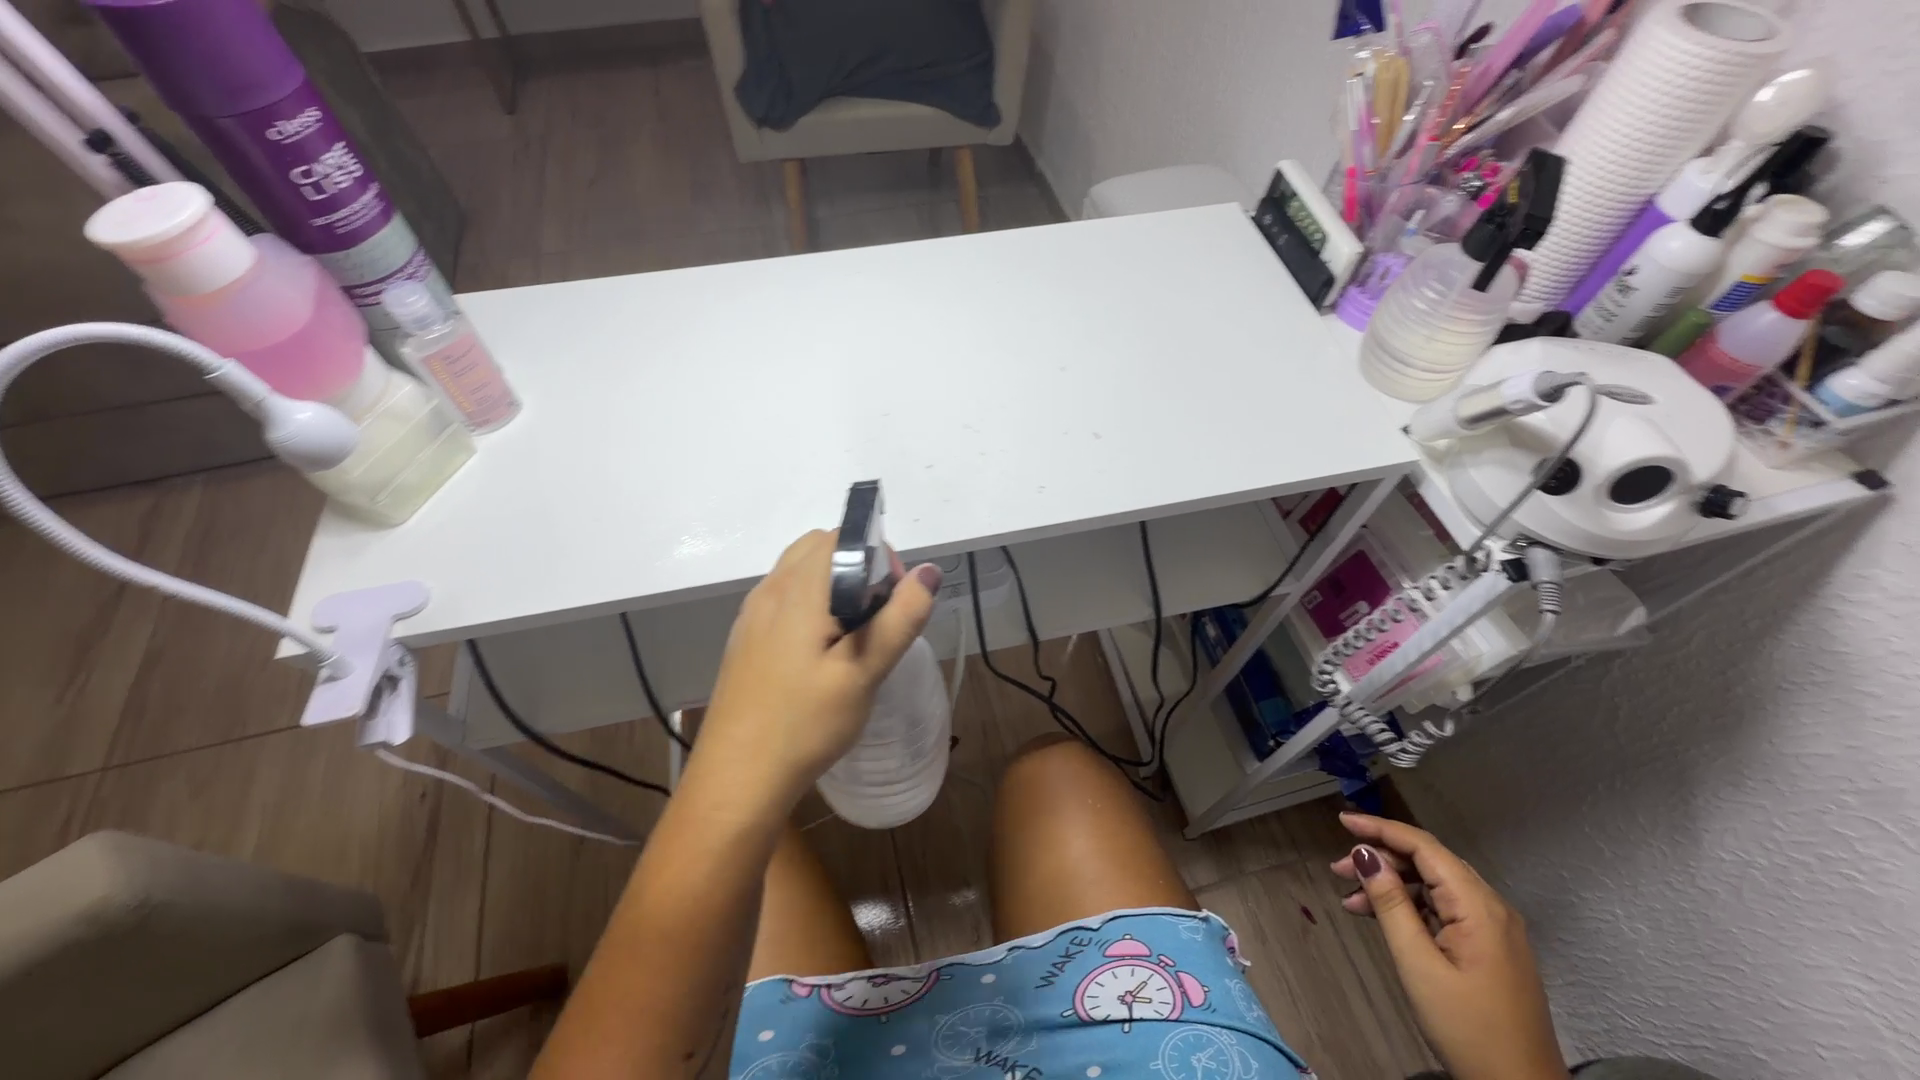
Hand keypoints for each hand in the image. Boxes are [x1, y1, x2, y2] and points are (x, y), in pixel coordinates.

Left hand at [691, 529, 940, 813]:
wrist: (738, 779)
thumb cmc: (804, 724)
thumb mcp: (863, 673)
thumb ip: (898, 619)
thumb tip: (928, 571)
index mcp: (796, 591)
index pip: (841, 538)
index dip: (877, 558)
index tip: (894, 603)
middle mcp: (769, 591)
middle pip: (819, 549)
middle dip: (859, 569)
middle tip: (879, 622)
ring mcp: (752, 616)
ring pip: (801, 575)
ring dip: (836, 590)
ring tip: (855, 642)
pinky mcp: (747, 641)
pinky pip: (785, 601)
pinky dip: (814, 609)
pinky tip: (824, 658)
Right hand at [1330, 812, 1569, 1079]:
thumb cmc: (1466, 1026)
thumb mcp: (1418, 964)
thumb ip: (1391, 904)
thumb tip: (1366, 855)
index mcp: (1478, 905)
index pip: (1424, 847)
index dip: (1381, 828)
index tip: (1342, 820)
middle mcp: (1491, 906)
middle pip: (1430, 863)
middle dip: (1382, 859)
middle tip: (1337, 870)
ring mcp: (1494, 927)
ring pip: (1436, 886)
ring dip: (1393, 885)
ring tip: (1351, 899)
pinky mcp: (1490, 946)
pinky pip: (1446, 909)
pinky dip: (1411, 907)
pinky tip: (1382, 919)